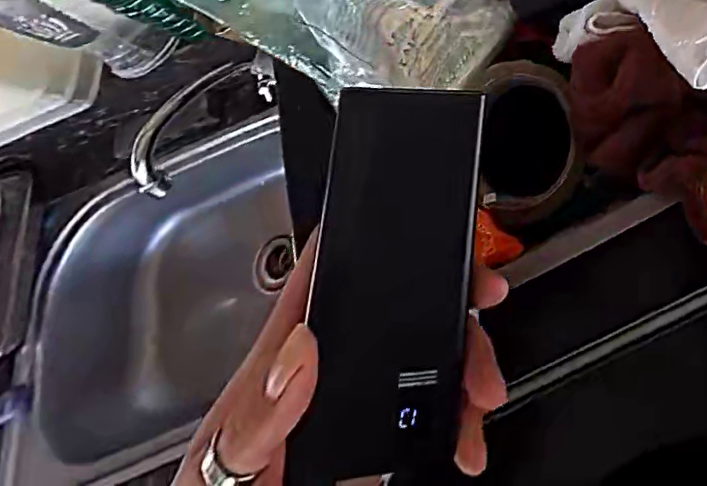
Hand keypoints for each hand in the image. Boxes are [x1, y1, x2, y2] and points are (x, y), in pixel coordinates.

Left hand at [176, 229, 510, 484]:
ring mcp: (360, 395)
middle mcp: (330, 362)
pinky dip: (461, 417)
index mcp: (286, 350)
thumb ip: (257, 414)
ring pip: (430, 353)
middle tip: (481, 320)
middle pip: (404, 307)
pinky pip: (434, 407)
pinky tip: (467, 437)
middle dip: (455, 308)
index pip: (337, 272)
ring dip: (468, 365)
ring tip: (482, 399)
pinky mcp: (382, 434)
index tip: (435, 244)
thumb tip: (300, 349)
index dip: (386, 245)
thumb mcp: (225, 462)